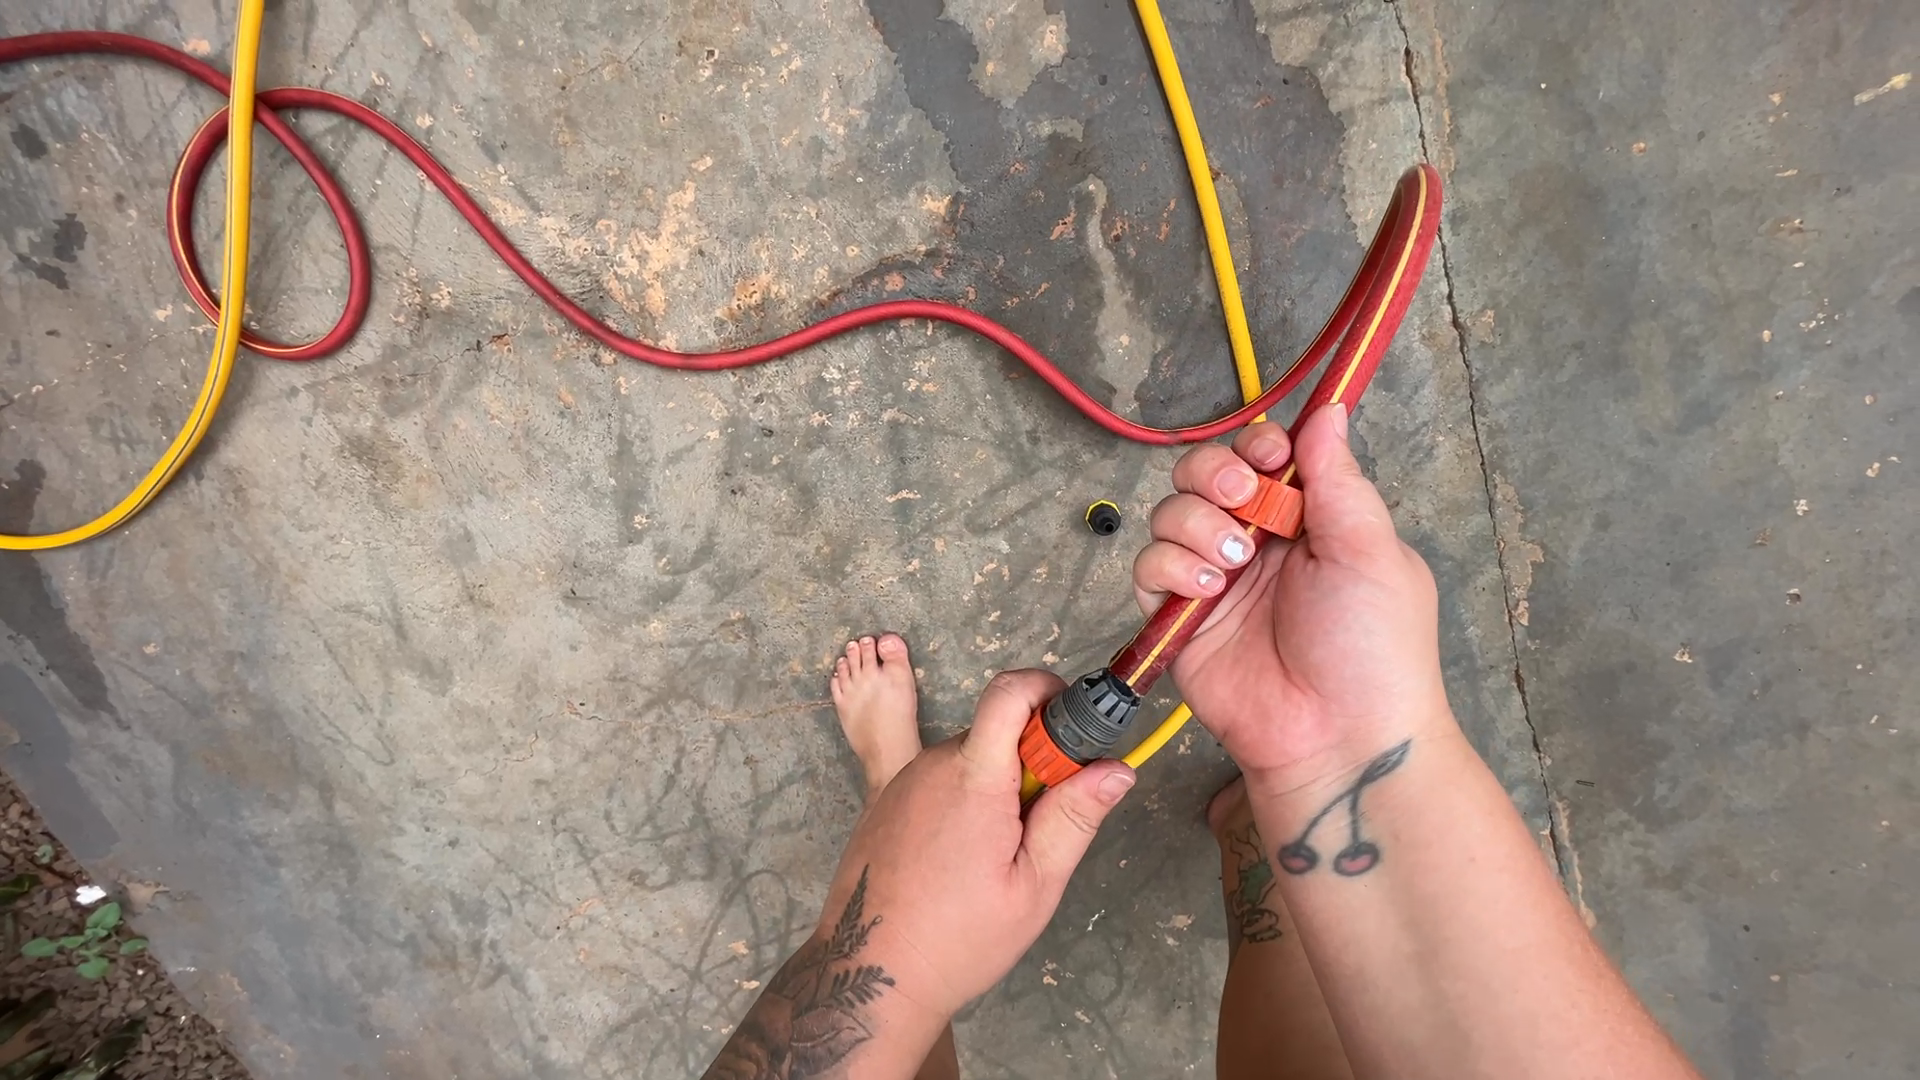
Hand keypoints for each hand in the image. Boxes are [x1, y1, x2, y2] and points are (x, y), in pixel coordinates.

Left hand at [816, 670, 1135, 1018]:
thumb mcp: (1033, 886)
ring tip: (996, 853)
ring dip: (997, 785)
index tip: (1071, 727)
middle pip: (996, 729)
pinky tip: (961, 855)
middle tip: (1040, 822)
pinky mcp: (889, 795)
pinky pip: (942, 777)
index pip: (1009, 691)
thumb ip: (1074, 818)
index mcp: (973, 775)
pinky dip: (965, 798)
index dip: (1045, 689)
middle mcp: (934, 762)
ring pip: (971, 756)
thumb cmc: (958, 937)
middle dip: (1030, 759)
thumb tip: (1117, 768)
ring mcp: (905, 777)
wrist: (866, 972)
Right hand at [1131, 404, 1453, 788]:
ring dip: (1193, 526)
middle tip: (1237, 496)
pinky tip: (1206, 591)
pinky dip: (1170, 568)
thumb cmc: (1371, 646)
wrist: (1334, 736)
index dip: (1255, 445)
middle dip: (1210, 473)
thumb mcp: (1371, 554)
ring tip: (1231, 565)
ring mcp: (1210, 576)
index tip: (1267, 457)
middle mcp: (1252, 540)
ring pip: (1168, 513)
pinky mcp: (1176, 614)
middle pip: (1200, 474)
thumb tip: (1330, 410)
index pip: (1260, 456)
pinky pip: (1148, 566)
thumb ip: (1339, 480)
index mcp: (1304, 519)